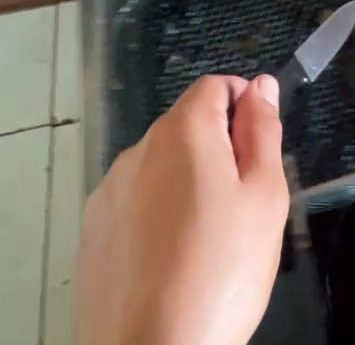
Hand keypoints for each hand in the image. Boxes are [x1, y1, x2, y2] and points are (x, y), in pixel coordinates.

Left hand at [77, 74, 289, 344]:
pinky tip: (172, 260)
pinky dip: (157, 215)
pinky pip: (134, 203)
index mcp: (182, 132)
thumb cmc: (222, 269)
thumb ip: (262, 131)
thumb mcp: (264, 195)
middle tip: (243, 203)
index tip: (259, 150)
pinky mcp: (90, 234)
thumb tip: (260, 85)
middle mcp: (137, 150)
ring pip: (160, 166)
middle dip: (218, 147)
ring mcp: (107, 193)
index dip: (244, 105)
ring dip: (187, 181)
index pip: (215, 86)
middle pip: (187, 125)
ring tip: (208, 239)